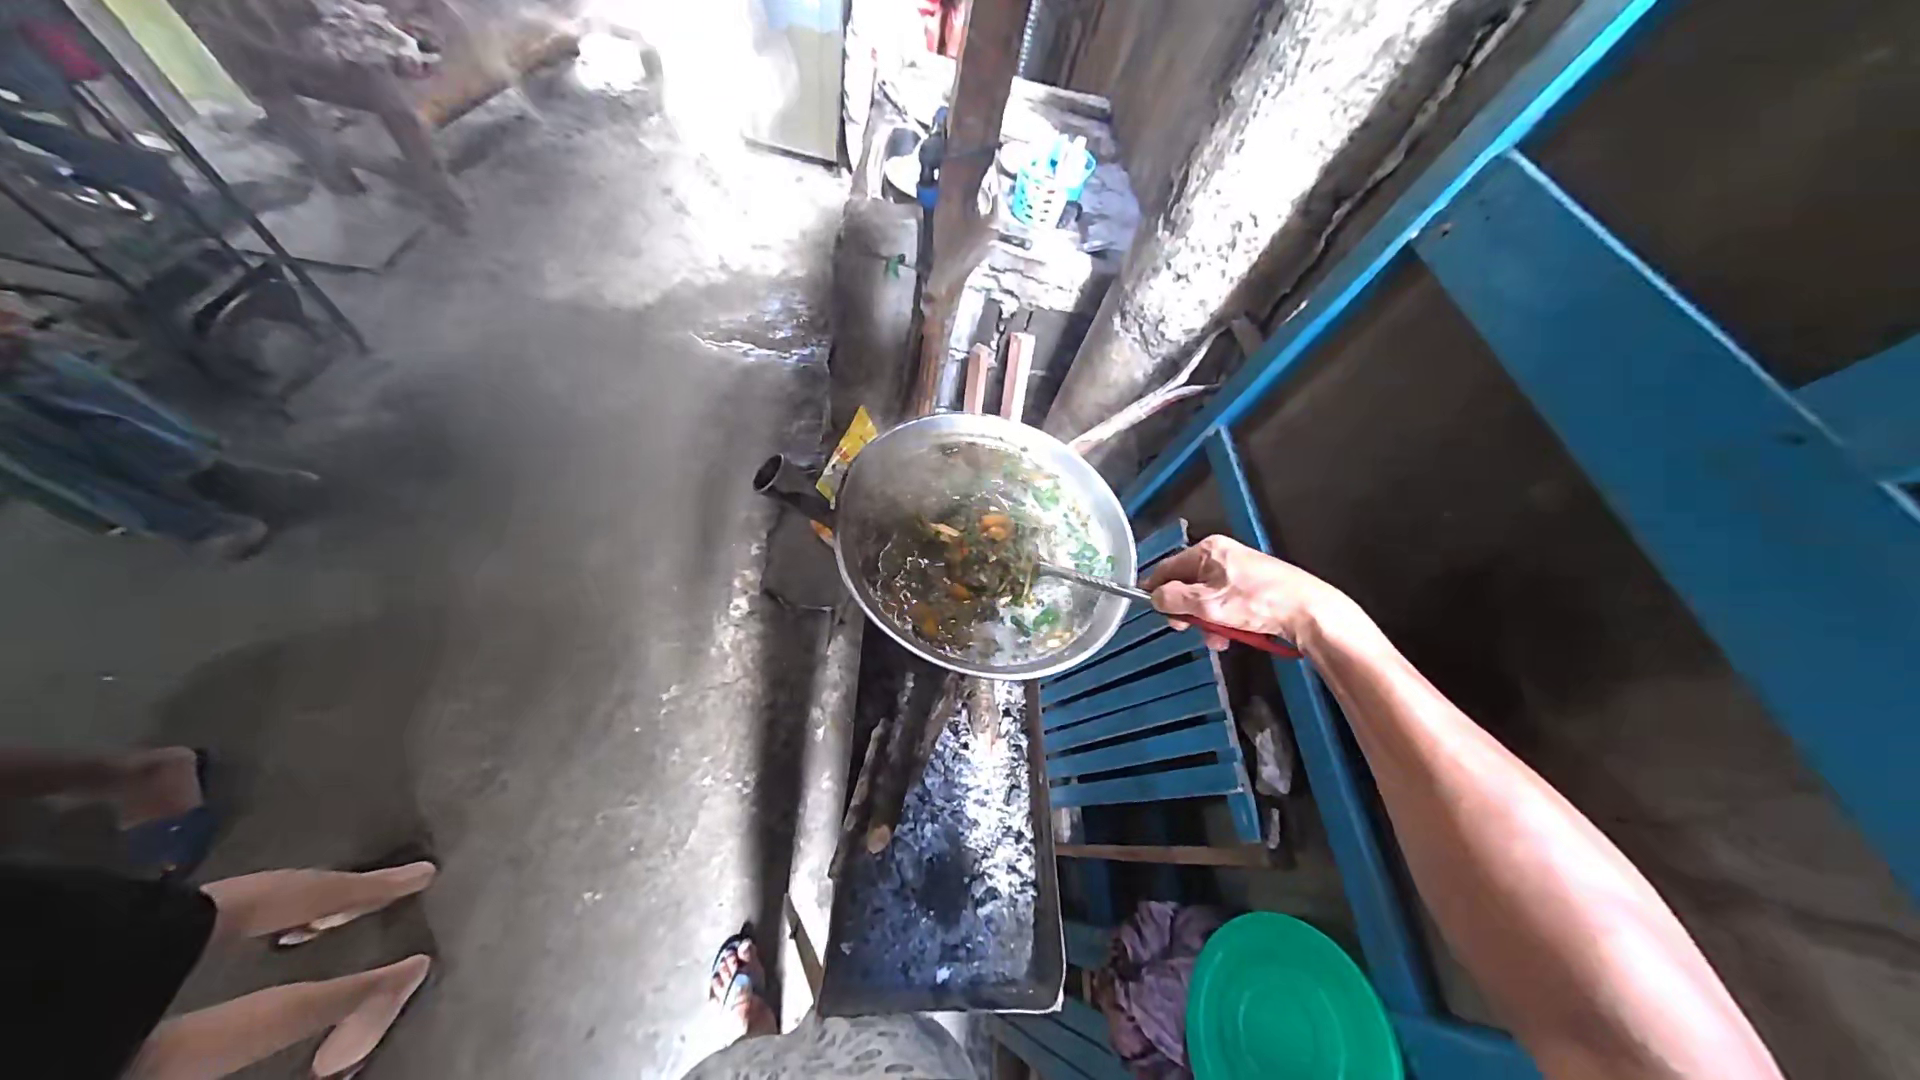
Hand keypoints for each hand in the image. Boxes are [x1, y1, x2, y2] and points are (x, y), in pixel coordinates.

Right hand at [1143, 535, 1352, 649]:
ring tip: (1219, 636)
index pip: (1167, 567)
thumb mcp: (1206, 604)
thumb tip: (1156, 597)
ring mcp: (1239, 573)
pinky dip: (1225, 622)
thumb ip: (1173, 599)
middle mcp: (1222, 557)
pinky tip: (1234, 634)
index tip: (1151, 607)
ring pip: (1207, 600)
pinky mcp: (1254, 589)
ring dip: (1207, 622)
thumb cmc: (1260, 602)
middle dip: (1187, 611)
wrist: (1309, 613)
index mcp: (1208, 550)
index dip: (1156, 589)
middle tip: (1189, 627)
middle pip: (1187, 586)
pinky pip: (1226, 606)